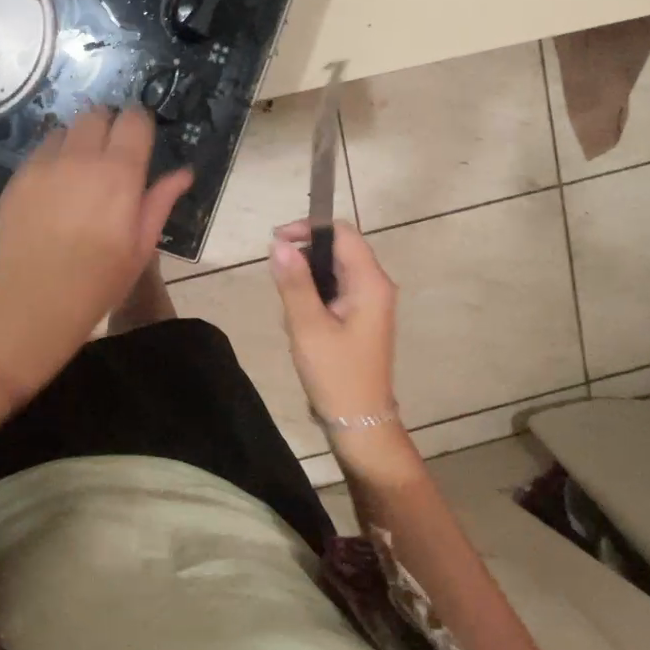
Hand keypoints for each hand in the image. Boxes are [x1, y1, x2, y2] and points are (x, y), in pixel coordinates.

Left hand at [0, 108, 192, 390]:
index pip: (133, 120)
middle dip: (107, 127)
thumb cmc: (98, 281)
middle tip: (110, 155)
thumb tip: (183, 173)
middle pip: (96, 115)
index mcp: (119, 173)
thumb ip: (160, 201)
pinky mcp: (18, 178)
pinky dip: (51, 160)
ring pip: (64, 130)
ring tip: (78, 173)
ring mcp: (44, 165)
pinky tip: (53, 190)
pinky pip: (39, 152)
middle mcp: (81, 158)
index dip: (139, 125)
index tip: (139, 141)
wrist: (36, 300)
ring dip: (76, 142)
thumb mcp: (141, 246)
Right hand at [270, 219, 401, 441]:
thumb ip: (293, 282)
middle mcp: (375, 287)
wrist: (359, 422)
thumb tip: (278, 243)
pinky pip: (333, 293)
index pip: (342, 233)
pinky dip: (312, 299)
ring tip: (290, 313)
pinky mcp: (359, 319)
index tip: (274, 242)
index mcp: (370, 283)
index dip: (308, 228)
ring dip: (305, 282)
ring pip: (332, 272)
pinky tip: (299, 325)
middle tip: (277, 281)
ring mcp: (369, 304)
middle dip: (303, 258)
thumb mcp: (307, 326)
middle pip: (338, 249)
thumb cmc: (335, 374)